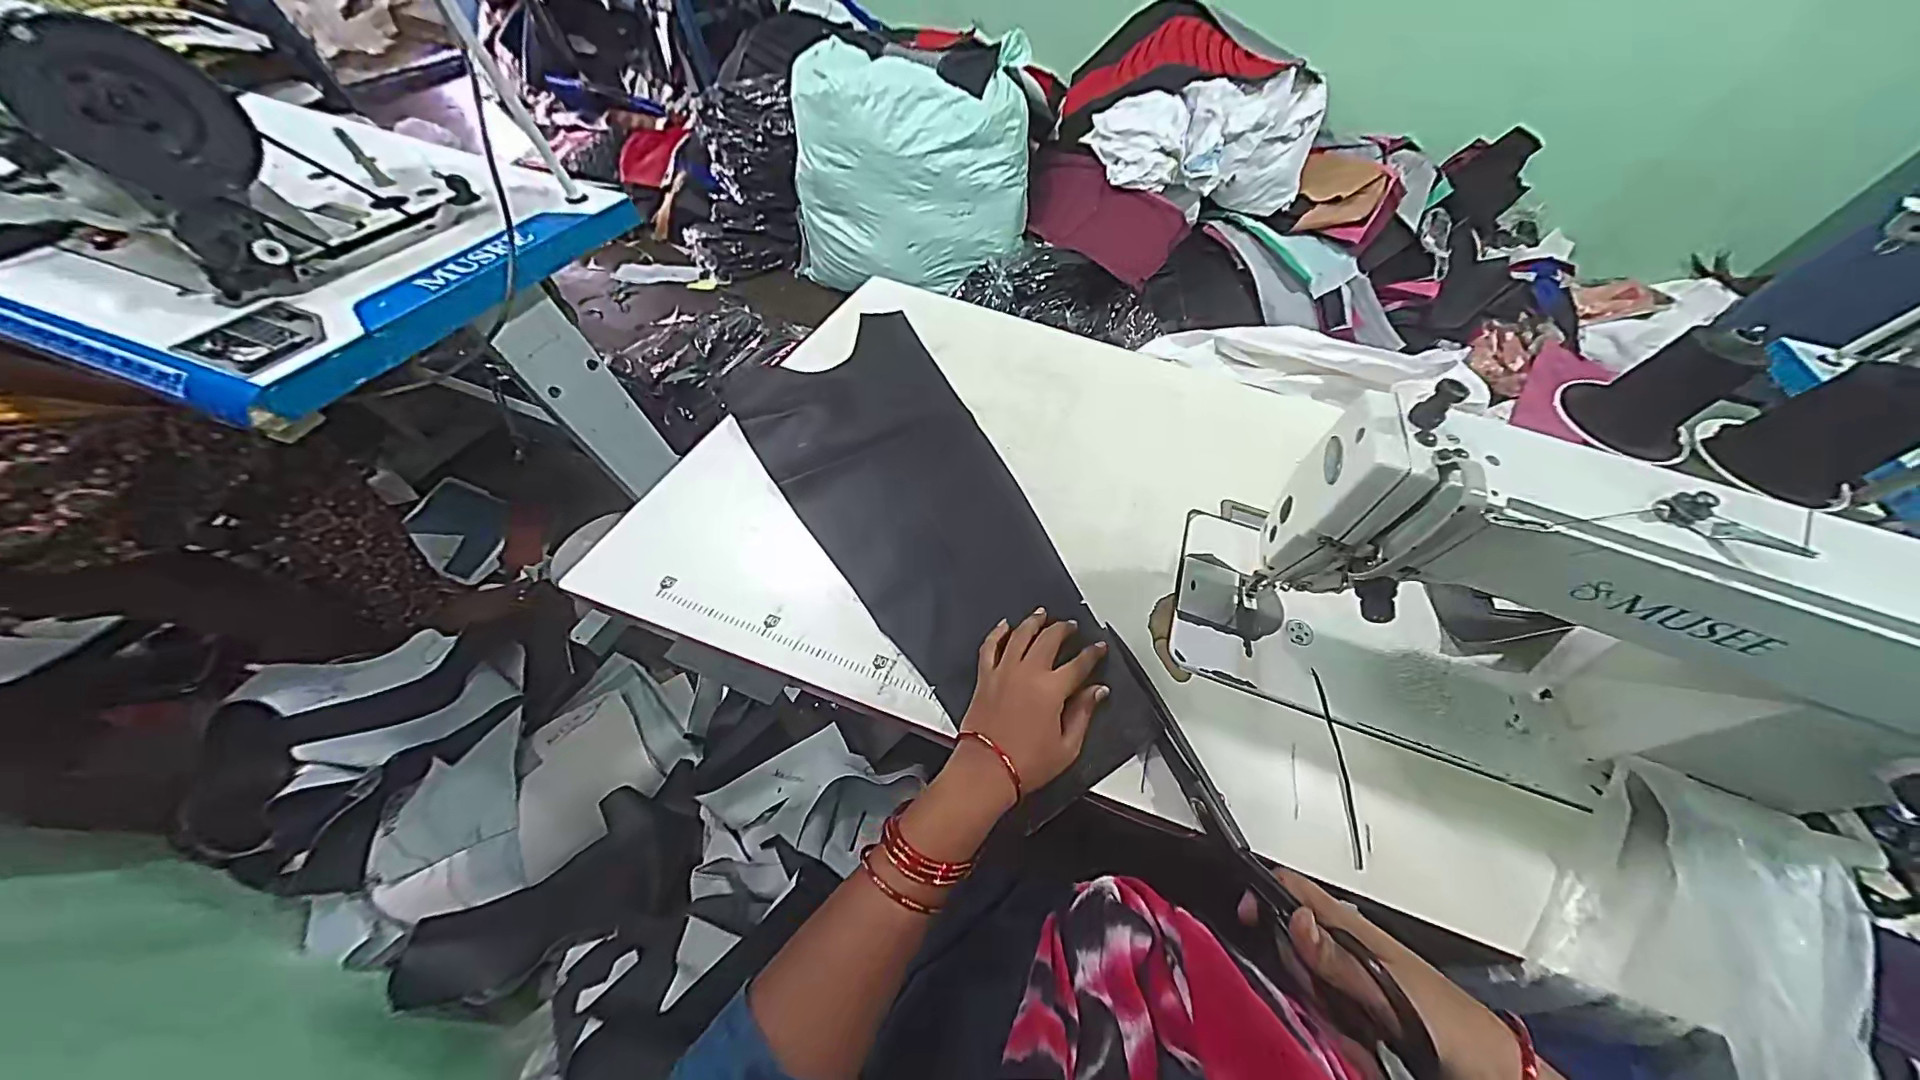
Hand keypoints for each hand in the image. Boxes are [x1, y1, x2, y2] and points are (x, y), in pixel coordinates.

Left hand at [958, 609, 1107, 798]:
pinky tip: (1004, 626)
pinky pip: (990, 647)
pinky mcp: (985, 677)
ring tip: (1041, 614)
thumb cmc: (1025, 763)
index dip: (1092, 653)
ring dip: (1033, 622)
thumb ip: (1083, 713)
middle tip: (1071, 626)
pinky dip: (997, 633)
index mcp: (1052, 689)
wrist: (987, 770)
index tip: (1098, 648)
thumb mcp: (1067, 746)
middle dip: (1063, 629)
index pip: (1079, 663)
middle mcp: (1027, 673)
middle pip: (1049, 639)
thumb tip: (1096, 693)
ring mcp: (1004, 672)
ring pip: (1020, 635)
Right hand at [1245, 869, 1561, 1079]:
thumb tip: (1293, 916)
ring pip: (1300, 977)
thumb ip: (1338, 955)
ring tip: (1350, 1029)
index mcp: (1350, 926)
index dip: (1263, 893)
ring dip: (1313, 1004)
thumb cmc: (1450, 1024)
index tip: (1247, 917)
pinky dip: (1326, 1026)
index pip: (1291, 888)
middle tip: (1320, 995)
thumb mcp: (1390, 987)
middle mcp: (1342, 947)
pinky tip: (1352, 1042)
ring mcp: (1346, 980)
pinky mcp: (1351, 1012)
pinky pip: (1318, 1010)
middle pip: (1287, 937)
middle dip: (1293, 967)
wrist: (1491, 1075)